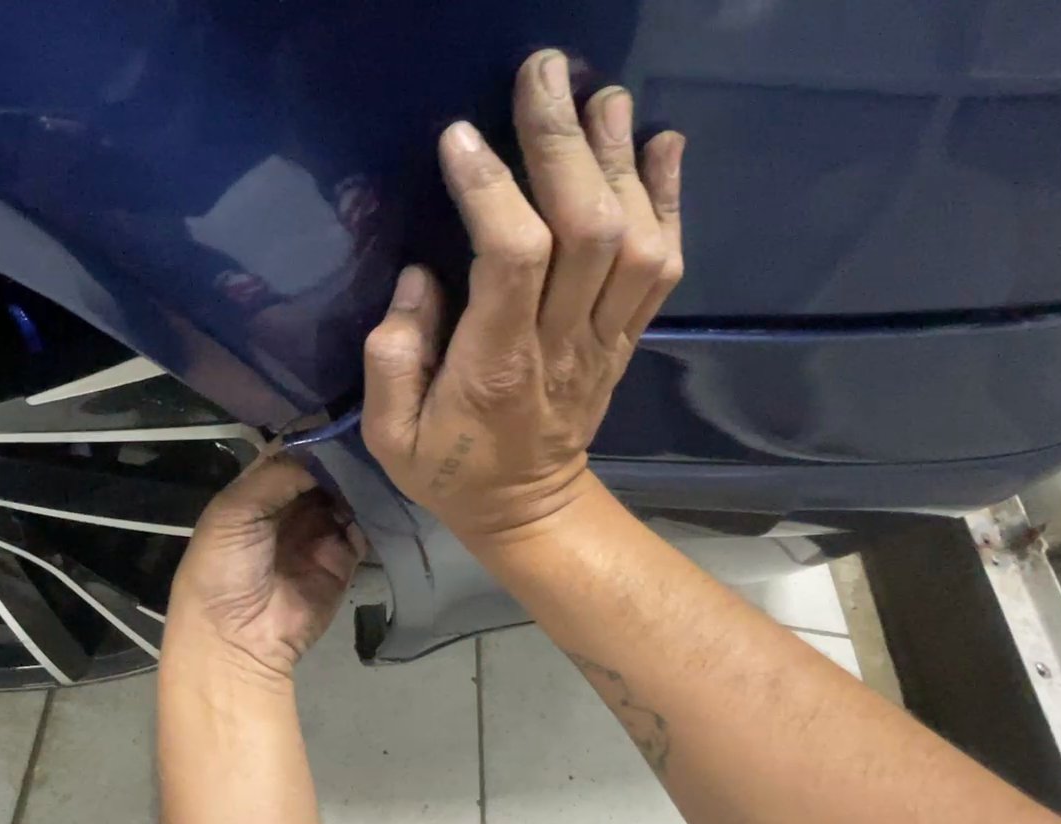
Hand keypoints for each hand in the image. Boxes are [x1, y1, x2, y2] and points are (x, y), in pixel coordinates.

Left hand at [164, 455, 366, 683]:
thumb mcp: (235, 511)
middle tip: (373, 435)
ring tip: (383, 461)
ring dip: (361, 483)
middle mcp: (289, 508)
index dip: (314, 437)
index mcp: (256, 492)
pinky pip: (362, 531)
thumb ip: (277, 474)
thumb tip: (323, 449)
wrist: (236, 638)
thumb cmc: (223, 567)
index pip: (291, 454)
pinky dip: (371, 516)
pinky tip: (382, 498)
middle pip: (324, 472)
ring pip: (347, 497)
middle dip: (343, 457)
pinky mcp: (342, 561)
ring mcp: (318, 534)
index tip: (345, 415)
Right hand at [361, 50, 684, 543]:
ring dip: (620, 160)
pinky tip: (660, 145)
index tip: (460, 138)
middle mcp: (562, 343)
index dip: (491, 190)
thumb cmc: (451, 473)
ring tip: (600, 95)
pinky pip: (662, 265)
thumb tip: (420, 279)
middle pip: (585, 228)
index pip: (511, 258)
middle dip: (563, 143)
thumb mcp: (391, 436)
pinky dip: (668, 200)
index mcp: (497, 366)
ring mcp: (604, 339)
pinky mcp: (624, 339)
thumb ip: (393, 357)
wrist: (528, 512)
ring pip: (633, 238)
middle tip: (541, 73)